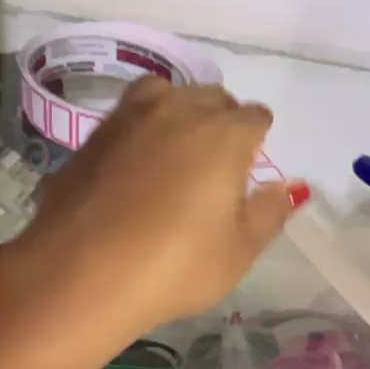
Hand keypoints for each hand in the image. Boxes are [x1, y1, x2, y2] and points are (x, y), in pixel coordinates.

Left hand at [0, 77, 302, 335]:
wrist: (82, 273)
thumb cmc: (175, 267)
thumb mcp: (237, 253)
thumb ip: (268, 214)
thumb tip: (287, 188)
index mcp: (224, 135)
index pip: (255, 117)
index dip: (258, 138)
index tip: (253, 165)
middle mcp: (178, 110)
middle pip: (211, 98)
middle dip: (223, 121)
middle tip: (219, 163)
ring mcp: (129, 118)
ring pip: (166, 96)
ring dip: (180, 113)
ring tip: (178, 151)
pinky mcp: (92, 137)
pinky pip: (129, 120)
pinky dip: (142, 133)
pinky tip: (137, 168)